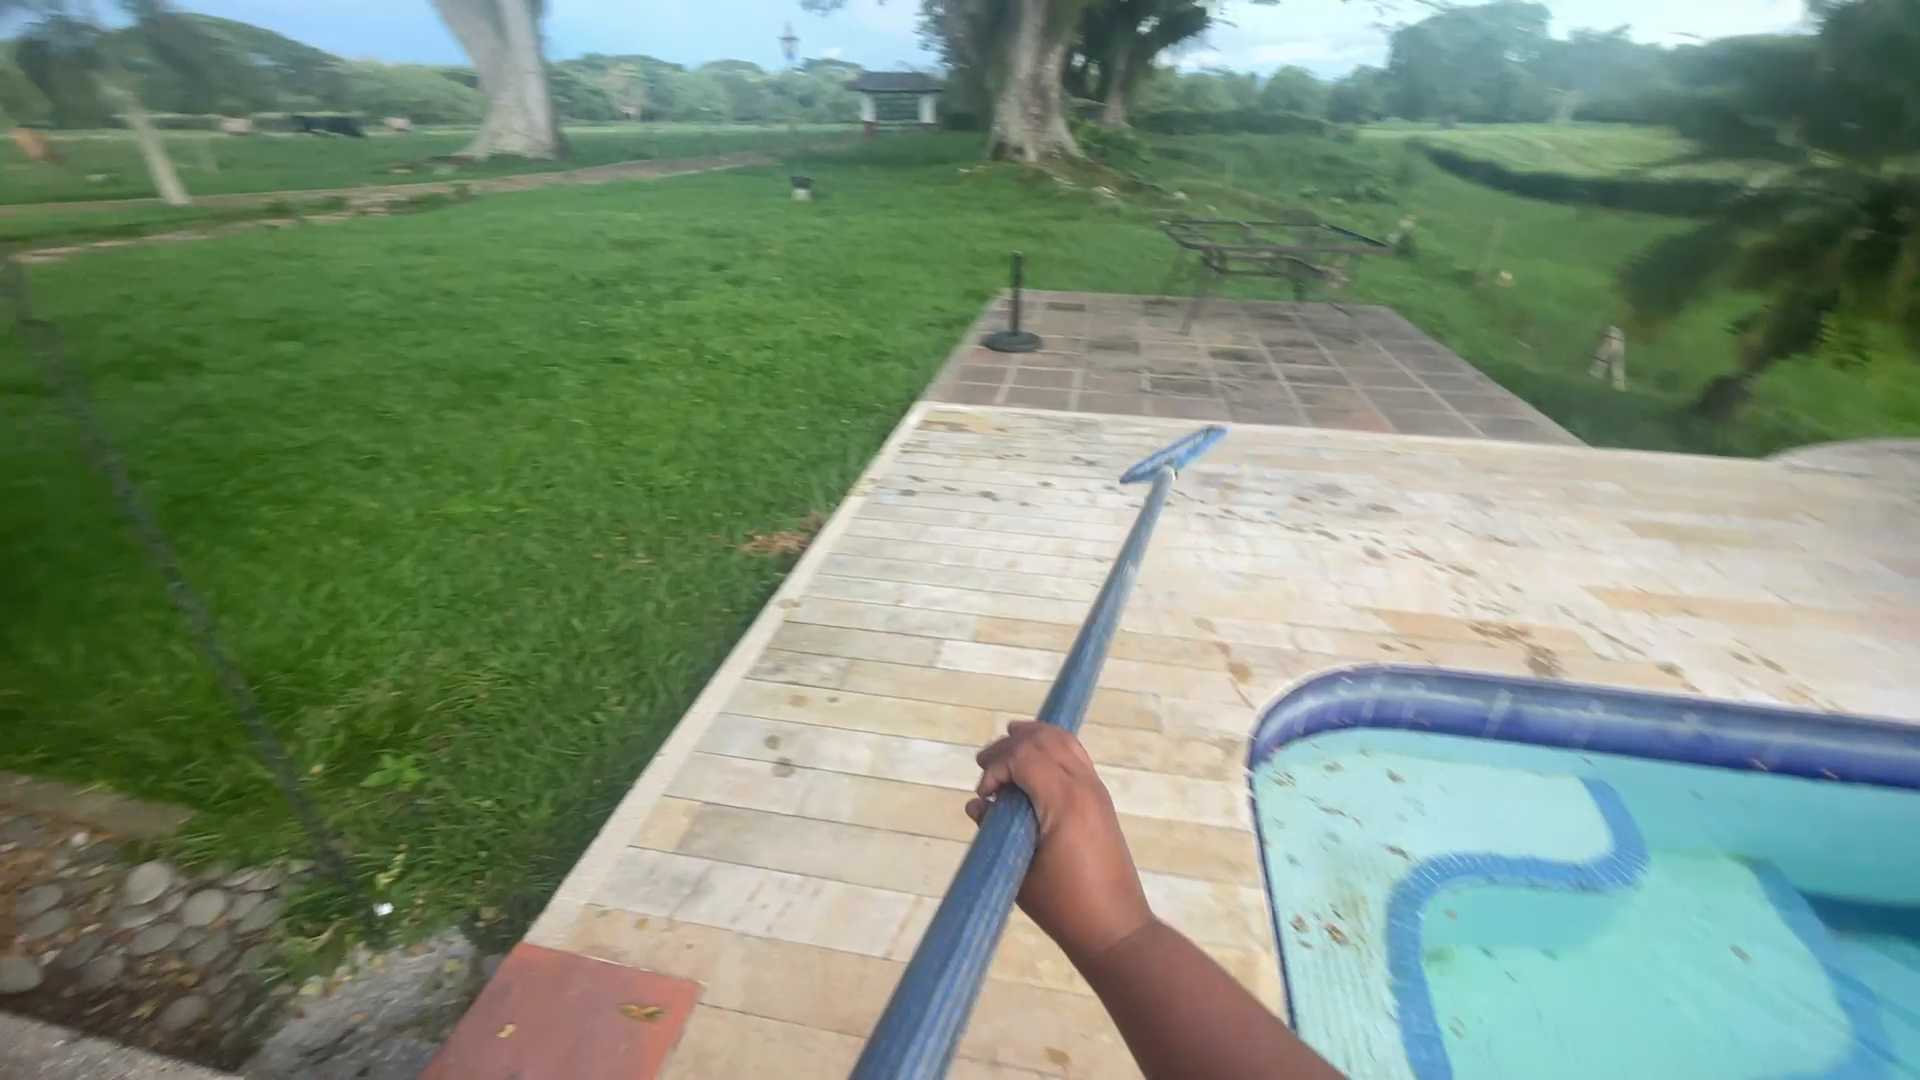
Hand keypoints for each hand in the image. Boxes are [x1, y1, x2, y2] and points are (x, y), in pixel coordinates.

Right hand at [968, 721, 1153, 963]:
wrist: (1115, 929)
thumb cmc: (1064, 906)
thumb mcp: (1019, 871)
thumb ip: (996, 831)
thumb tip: (978, 806)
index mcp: (1064, 801)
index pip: (1023, 756)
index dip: (996, 767)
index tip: (984, 795)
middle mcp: (1083, 785)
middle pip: (1042, 740)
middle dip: (1008, 747)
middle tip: (983, 768)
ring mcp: (1096, 788)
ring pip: (1062, 739)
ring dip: (1031, 738)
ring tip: (1006, 744)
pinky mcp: (1100, 797)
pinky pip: (1075, 754)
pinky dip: (1051, 746)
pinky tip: (1034, 756)